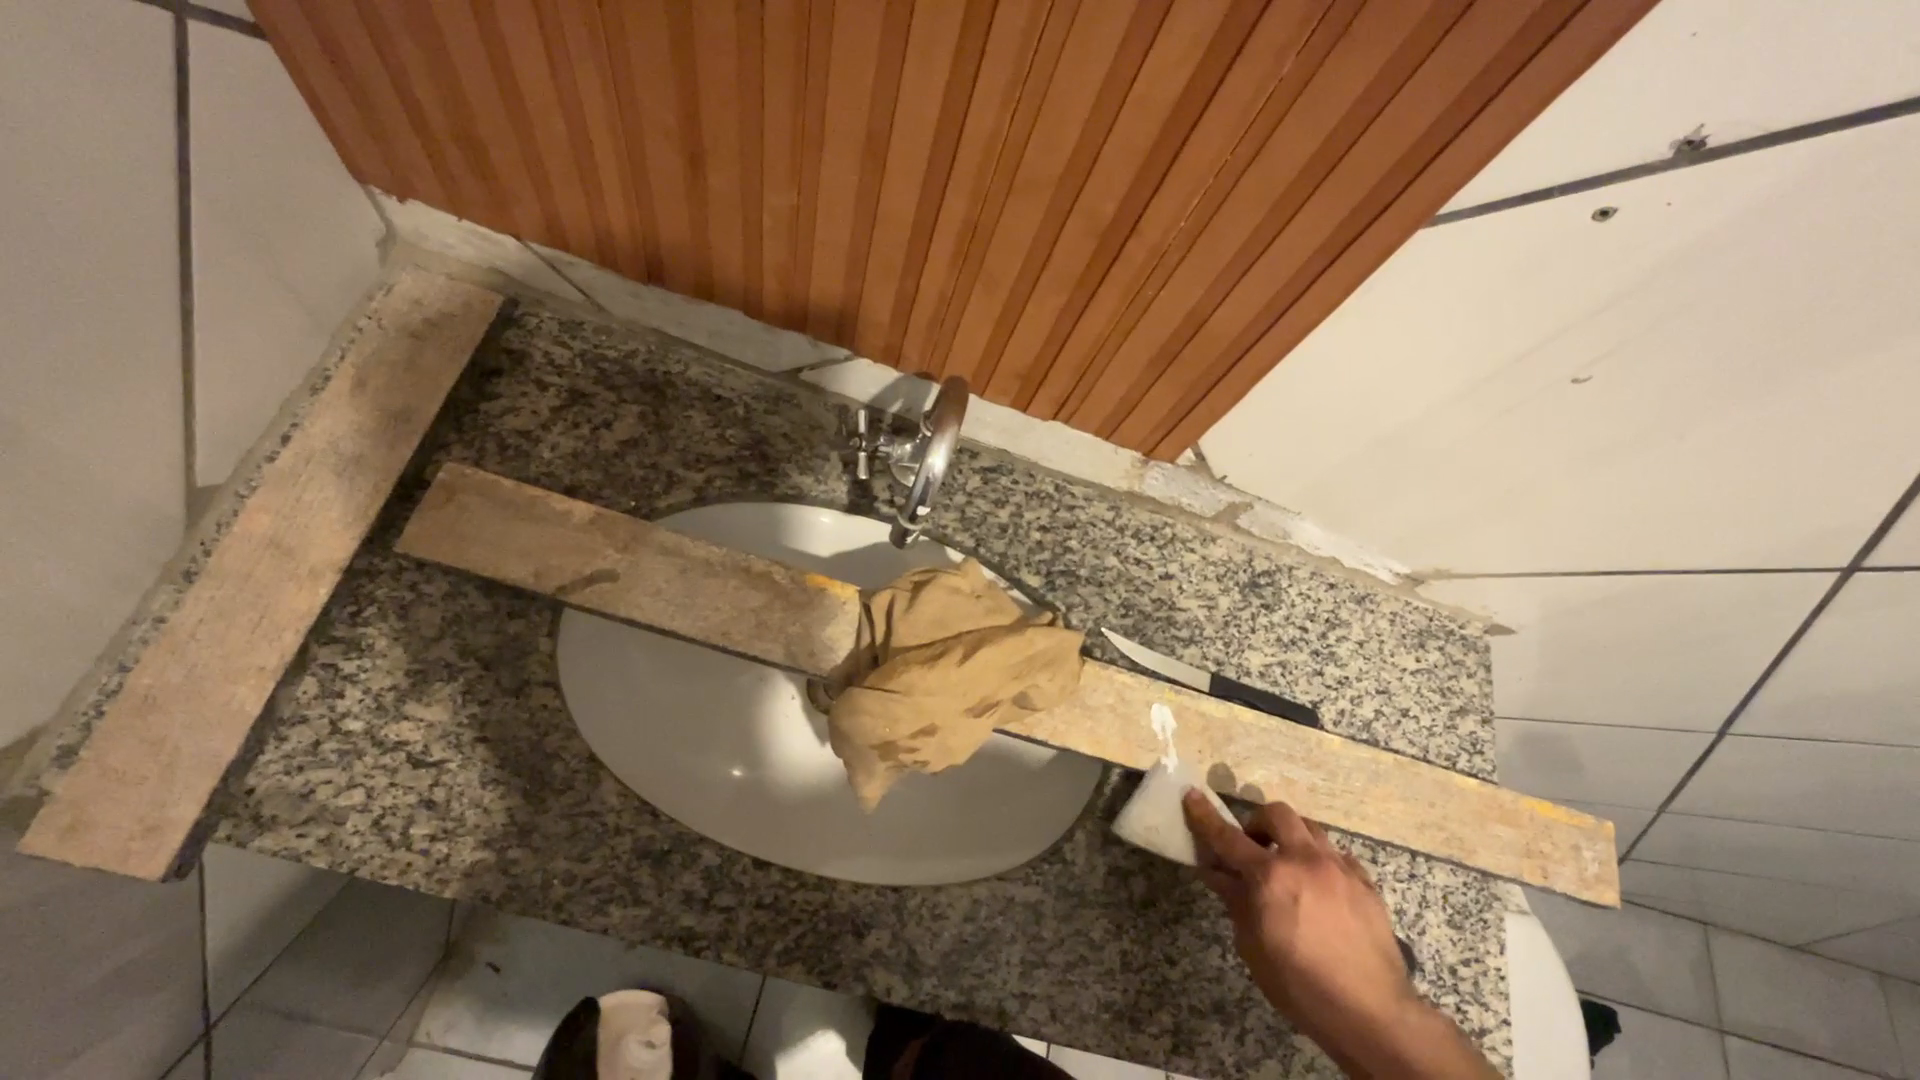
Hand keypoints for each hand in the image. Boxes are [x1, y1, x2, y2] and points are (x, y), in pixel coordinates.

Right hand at [1181, 791, 1498, 1079]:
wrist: (1370, 1012)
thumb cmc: (1298, 983)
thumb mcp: (1252, 945)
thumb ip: (1235, 900)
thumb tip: (1217, 873)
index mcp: (1270, 876)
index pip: (1227, 837)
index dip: (1205, 816)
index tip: (1192, 795)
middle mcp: (1305, 860)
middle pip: (1277, 814)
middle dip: (1258, 822)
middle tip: (1253, 847)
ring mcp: (1340, 868)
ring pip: (1311, 828)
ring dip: (1291, 837)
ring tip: (1288, 865)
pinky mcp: (1366, 883)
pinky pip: (1338, 855)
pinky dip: (1321, 861)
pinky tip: (1320, 888)